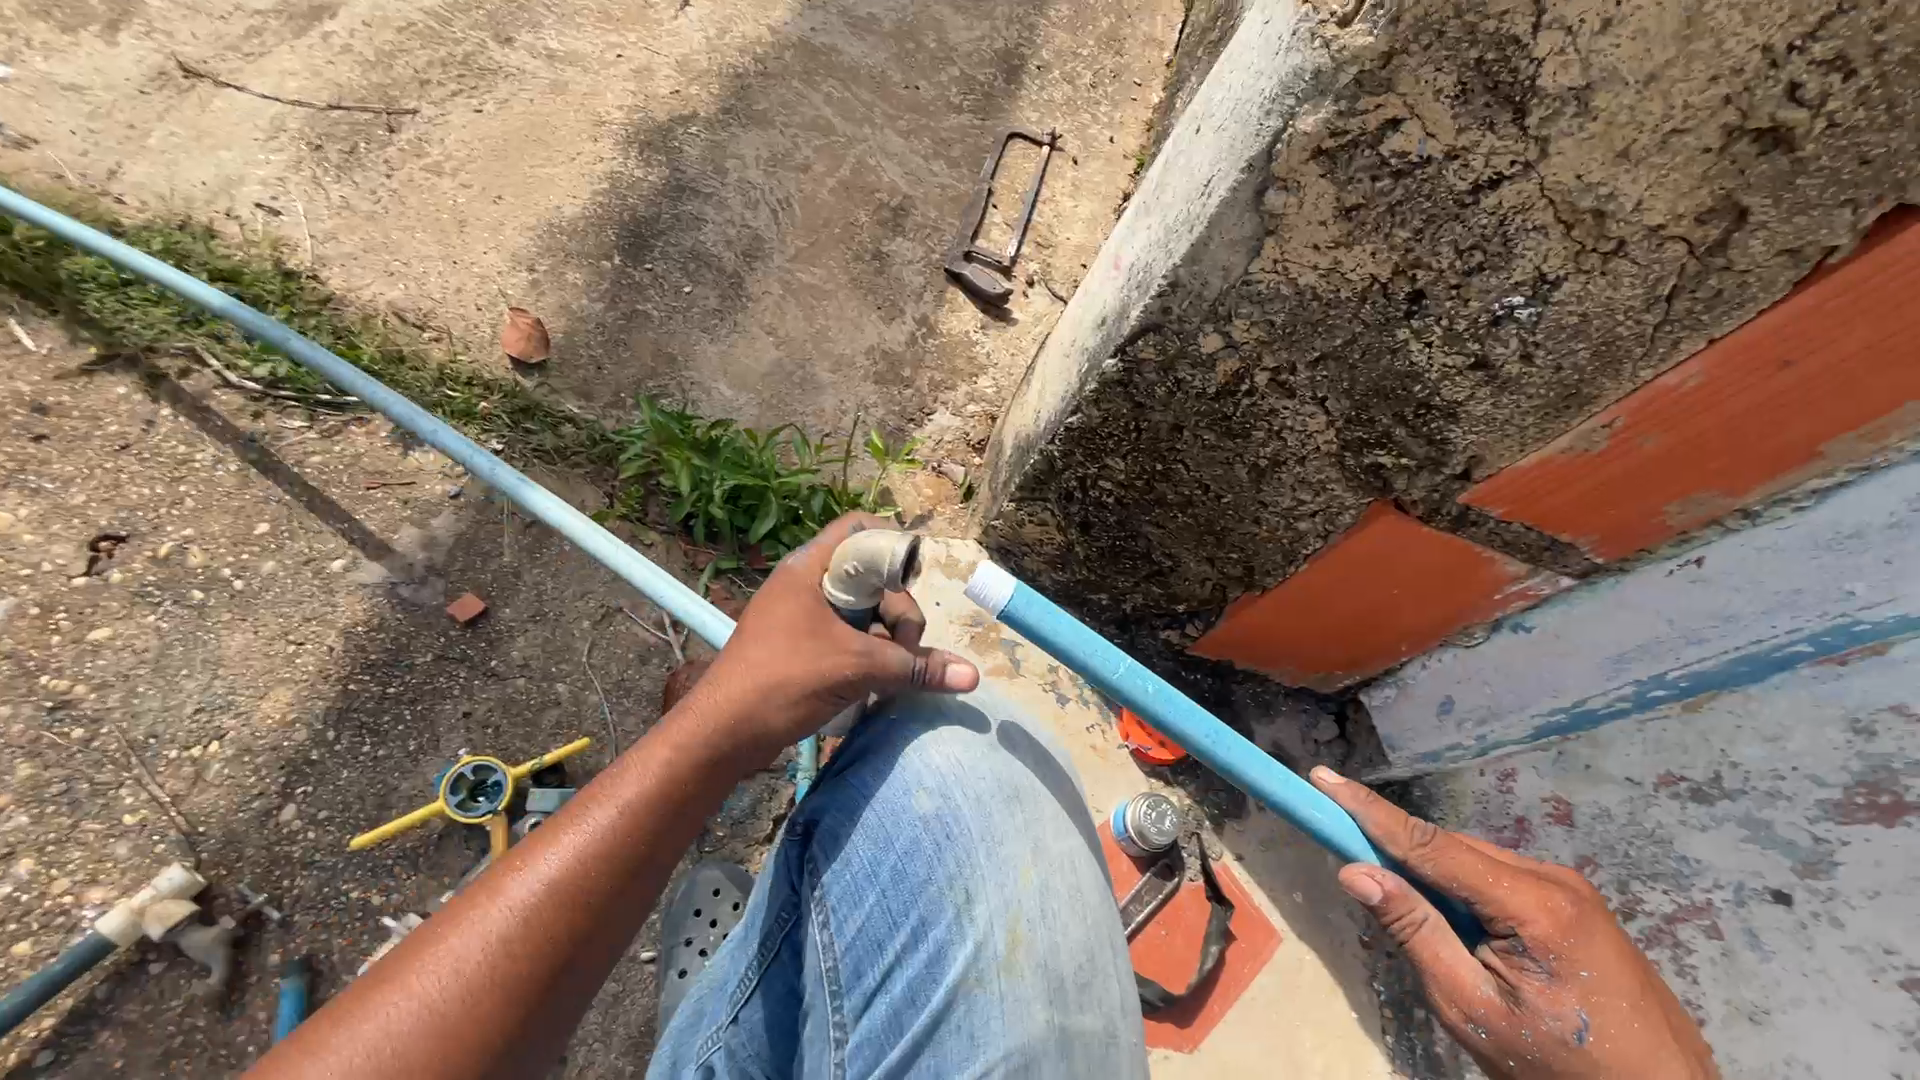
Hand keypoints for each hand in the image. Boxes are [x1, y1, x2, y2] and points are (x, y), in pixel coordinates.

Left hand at [672, 514, 978, 765]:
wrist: (722, 733)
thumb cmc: (784, 681)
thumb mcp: (857, 669)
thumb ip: (915, 667)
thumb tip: (972, 676)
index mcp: (811, 568)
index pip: (860, 528)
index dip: (893, 543)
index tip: (913, 581)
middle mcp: (805, 583)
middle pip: (870, 575)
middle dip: (897, 610)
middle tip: (903, 649)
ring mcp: (800, 615)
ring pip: (861, 610)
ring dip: (884, 637)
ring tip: (891, 671)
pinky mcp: (798, 645)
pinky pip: (845, 634)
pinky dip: (866, 651)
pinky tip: (876, 680)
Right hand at [1309, 767, 1717, 1079]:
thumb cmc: (1563, 1071)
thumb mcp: (1472, 1010)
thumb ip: (1414, 932)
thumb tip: (1356, 871)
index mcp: (1533, 904)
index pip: (1429, 843)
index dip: (1368, 810)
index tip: (1321, 777)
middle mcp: (1554, 879)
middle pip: (1450, 847)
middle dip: (1397, 850)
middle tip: (1349, 860)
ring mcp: (1571, 890)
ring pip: (1472, 861)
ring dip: (1431, 874)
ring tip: (1420, 923)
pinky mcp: (1576, 905)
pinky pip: (1496, 878)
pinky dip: (1461, 890)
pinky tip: (1462, 931)